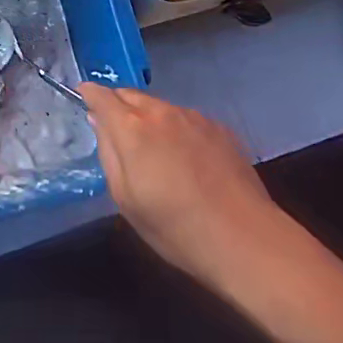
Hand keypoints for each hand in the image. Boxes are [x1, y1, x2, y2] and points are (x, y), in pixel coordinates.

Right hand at [81, 87, 342, 342]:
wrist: (259, 248)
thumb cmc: (187, 239)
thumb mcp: (134, 203)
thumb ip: (114, 152)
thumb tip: (104, 117)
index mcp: (146, 130)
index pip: (109, 96)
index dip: (95, 96)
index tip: (83, 99)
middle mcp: (174, 112)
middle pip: (136, 94)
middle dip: (121, 104)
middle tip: (114, 129)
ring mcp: (200, 118)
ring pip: (163, 104)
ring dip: (151, 117)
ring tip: (150, 150)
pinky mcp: (221, 130)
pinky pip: (186, 117)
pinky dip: (176, 128)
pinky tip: (184, 158)